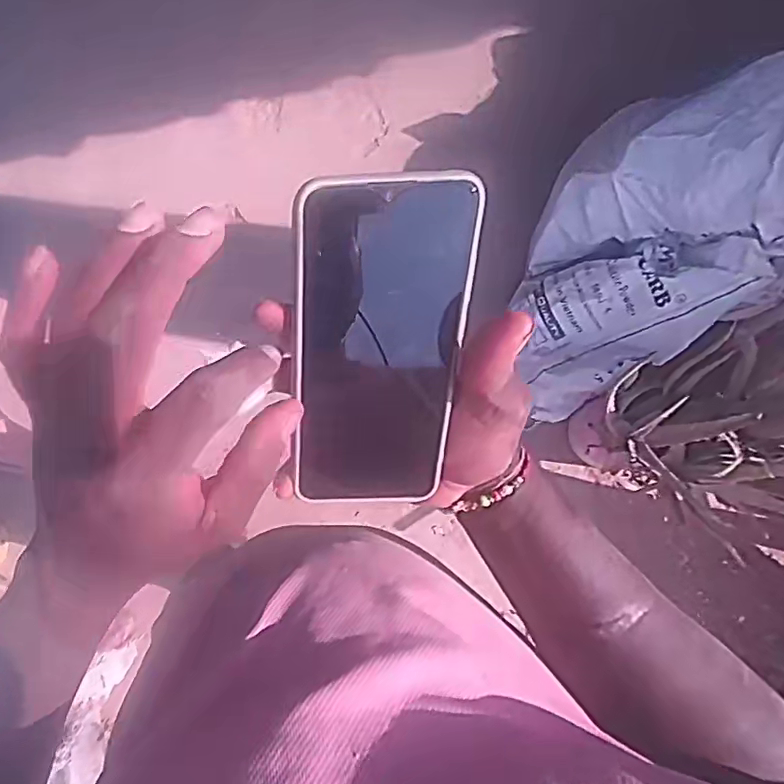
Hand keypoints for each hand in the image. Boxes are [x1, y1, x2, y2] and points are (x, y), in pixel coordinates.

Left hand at [1, 205, 301, 600]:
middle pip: (118, 338)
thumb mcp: (216, 528)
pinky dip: (28, 299)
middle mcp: (89, 437)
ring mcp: (53, 414)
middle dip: (164, 273)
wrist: (76, 566)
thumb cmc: (153, 549)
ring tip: (152, 215)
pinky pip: (20, 346)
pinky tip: (48, 253)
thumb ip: (254, 469)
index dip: (237, 371)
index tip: (271, 353)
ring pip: (71, 326)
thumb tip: (287, 404)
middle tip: (208, 225)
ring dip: (110, 263)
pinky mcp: (35, 404)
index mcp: (140, 479)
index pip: (193, 407)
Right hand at [255, 301, 533, 507]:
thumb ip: (494, 365)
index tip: (294, 297)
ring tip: (267, 411)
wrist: (475, 485)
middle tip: (270, 325)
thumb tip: (516, 322)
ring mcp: (344, 420)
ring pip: (301, 405)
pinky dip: (293, 468)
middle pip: (313, 356)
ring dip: (278, 404)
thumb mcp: (496, 395)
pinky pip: (309, 460)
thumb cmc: (485, 430)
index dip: (319, 307)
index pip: (350, 323)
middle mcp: (359, 380)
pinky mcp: (339, 459)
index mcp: (393, 354)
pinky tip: (285, 479)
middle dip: (287, 338)